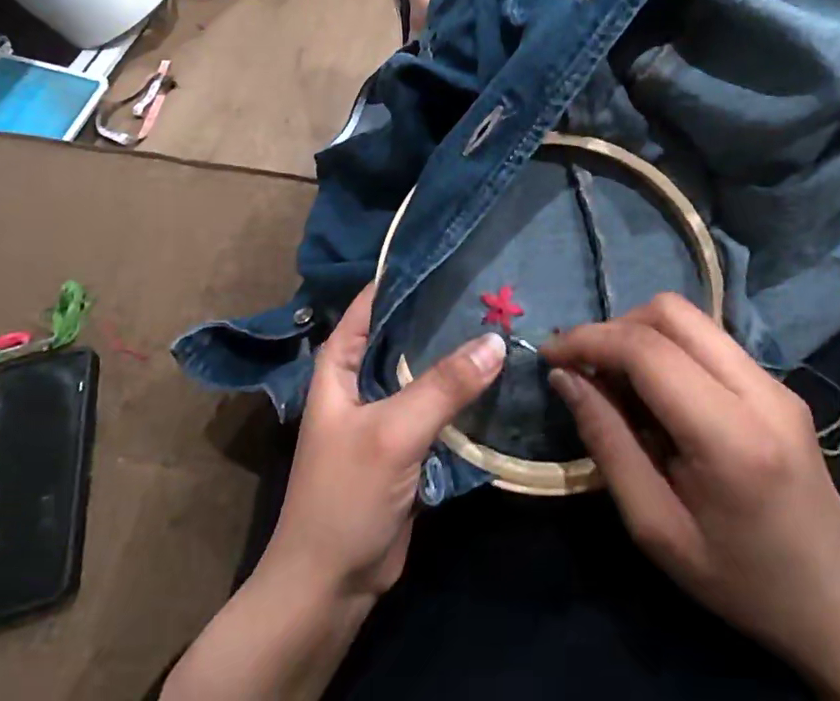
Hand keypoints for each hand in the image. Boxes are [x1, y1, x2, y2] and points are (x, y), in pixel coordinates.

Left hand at [261, 284, 506, 597]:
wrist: (332, 582)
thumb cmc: (345, 495)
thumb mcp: (393, 433)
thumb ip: (442, 386)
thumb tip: (495, 340)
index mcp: (340, 364)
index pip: (374, 303)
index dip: (410, 278)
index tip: (457, 258)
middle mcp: (362, 380)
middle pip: (406, 336)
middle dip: (445, 317)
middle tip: (496, 294)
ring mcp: (387, 412)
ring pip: (427, 372)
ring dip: (459, 357)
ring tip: (507, 327)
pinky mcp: (409, 443)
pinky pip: (440, 408)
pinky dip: (464, 395)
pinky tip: (501, 378)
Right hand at [544, 295, 839, 700]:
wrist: (837, 602)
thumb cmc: (739, 579)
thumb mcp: (656, 526)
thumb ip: (608, 443)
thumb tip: (565, 379)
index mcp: (732, 436)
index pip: (648, 350)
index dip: (589, 340)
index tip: (549, 355)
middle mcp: (761, 392)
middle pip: (671, 313)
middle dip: (614, 328)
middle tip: (583, 369)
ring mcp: (776, 382)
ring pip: (690, 319)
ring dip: (639, 335)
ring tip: (613, 381)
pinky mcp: (778, 384)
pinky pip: (708, 341)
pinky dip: (666, 349)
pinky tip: (653, 392)